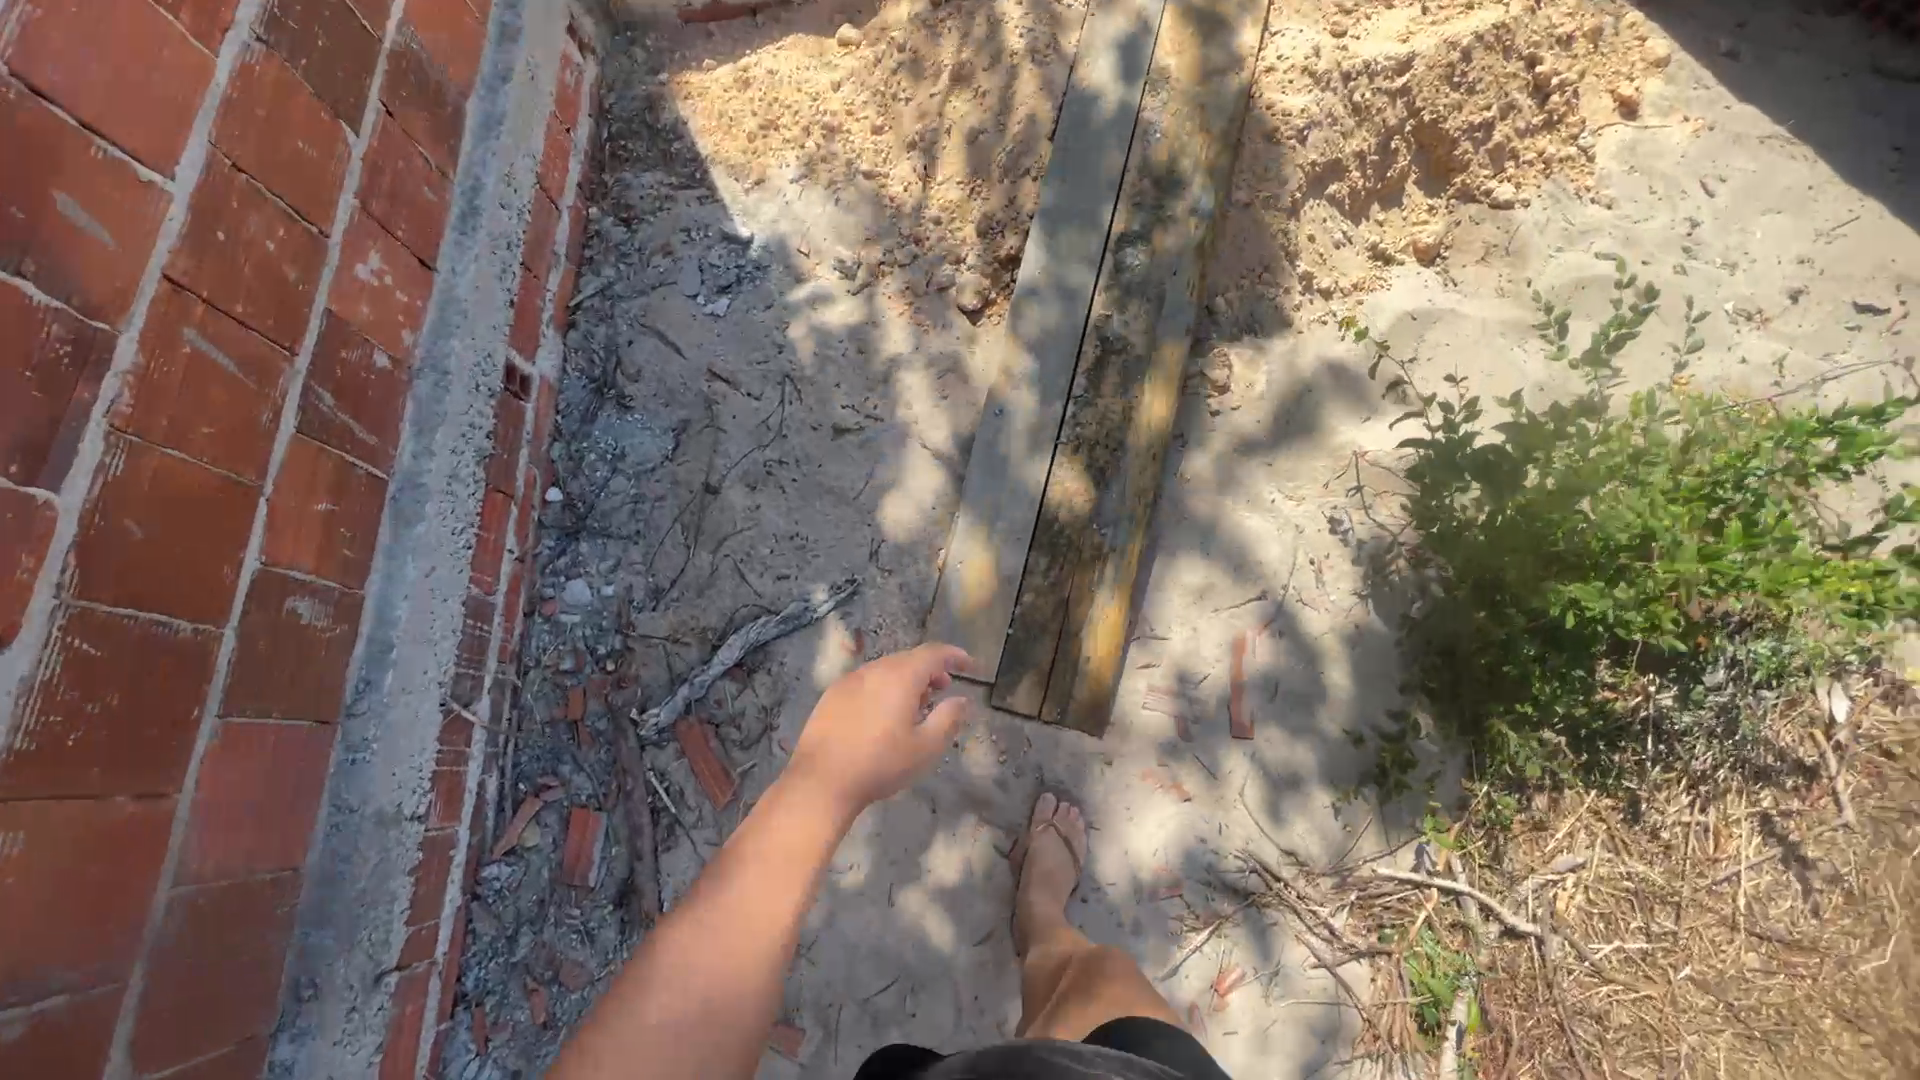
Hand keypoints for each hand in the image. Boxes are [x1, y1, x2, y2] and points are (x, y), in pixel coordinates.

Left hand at [785, 643, 975, 818]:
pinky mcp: (832, 695)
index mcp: (900, 677)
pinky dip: (884, 687)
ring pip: (886, 669)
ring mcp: (849, 681)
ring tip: (915, 705)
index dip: (954, 656)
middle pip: (909, 659)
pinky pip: (867, 681)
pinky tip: (883, 714)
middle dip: (930, 669)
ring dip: (907, 679)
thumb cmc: (880, 764)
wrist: (821, 780)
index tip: (969, 665)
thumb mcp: (925, 748)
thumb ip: (948, 719)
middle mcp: (874, 670)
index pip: (933, 653)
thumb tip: (962, 700)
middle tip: (943, 688)